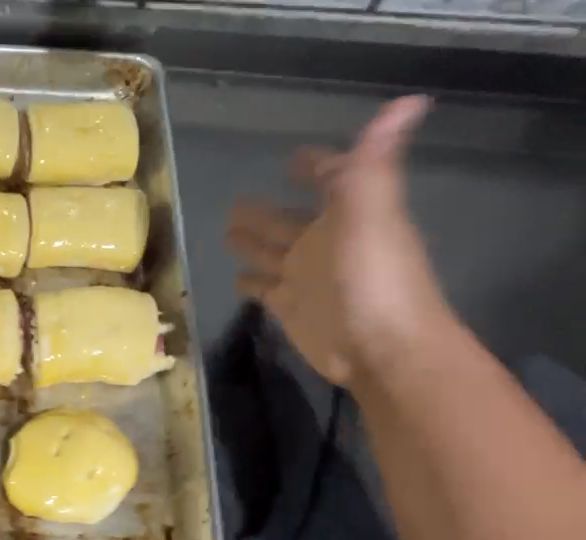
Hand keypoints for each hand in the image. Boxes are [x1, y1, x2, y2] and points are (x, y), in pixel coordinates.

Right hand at [226, 96, 451, 386]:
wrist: (377, 345)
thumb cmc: (373, 278)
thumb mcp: (371, 214)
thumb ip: (373, 164)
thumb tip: (407, 102)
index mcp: (347, 216)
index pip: (331, 181)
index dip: (317, 166)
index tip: (293, 157)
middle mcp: (325, 243)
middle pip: (290, 220)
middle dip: (268, 209)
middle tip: (236, 200)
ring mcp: (305, 277)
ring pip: (272, 252)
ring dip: (253, 241)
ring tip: (225, 231)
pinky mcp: (288, 307)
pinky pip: (264, 289)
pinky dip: (250, 281)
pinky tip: (235, 278)